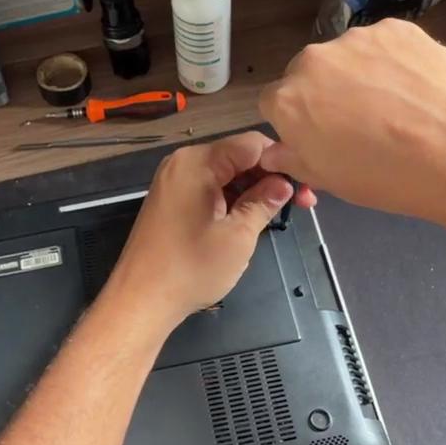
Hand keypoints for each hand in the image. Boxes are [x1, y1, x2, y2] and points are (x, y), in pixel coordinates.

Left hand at [101, 132, 315, 328]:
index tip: (305, 185)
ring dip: (253, 190)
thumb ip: (263, 203)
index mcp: (198, 162)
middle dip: (270, 176)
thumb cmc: (190, 268)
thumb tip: (284, 184)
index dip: (282, 161)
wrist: (140, 300)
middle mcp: (183, 163)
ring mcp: (174, 182)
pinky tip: (251, 216)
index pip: (251, 143)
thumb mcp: (237, 236)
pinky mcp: (171, 201)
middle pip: (238, 157)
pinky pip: (209, 188)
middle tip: (303, 203)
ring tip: (280, 213)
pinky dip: (232, 199)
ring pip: (225, 174)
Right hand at [258, 19, 445, 225]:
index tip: (318, 136)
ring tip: (394, 109)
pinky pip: (383, 46)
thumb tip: (277, 149)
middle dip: (324, 95)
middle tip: (358, 125)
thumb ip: (292, 159)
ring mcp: (358, 40)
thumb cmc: (391, 177)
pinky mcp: (397, 29)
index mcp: (288, 100)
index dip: (295, 123)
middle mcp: (314, 61)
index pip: (273, 103)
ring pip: (347, 58)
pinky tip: (415, 93)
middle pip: (307, 75)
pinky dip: (392, 64)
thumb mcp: (329, 181)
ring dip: (359, 78)